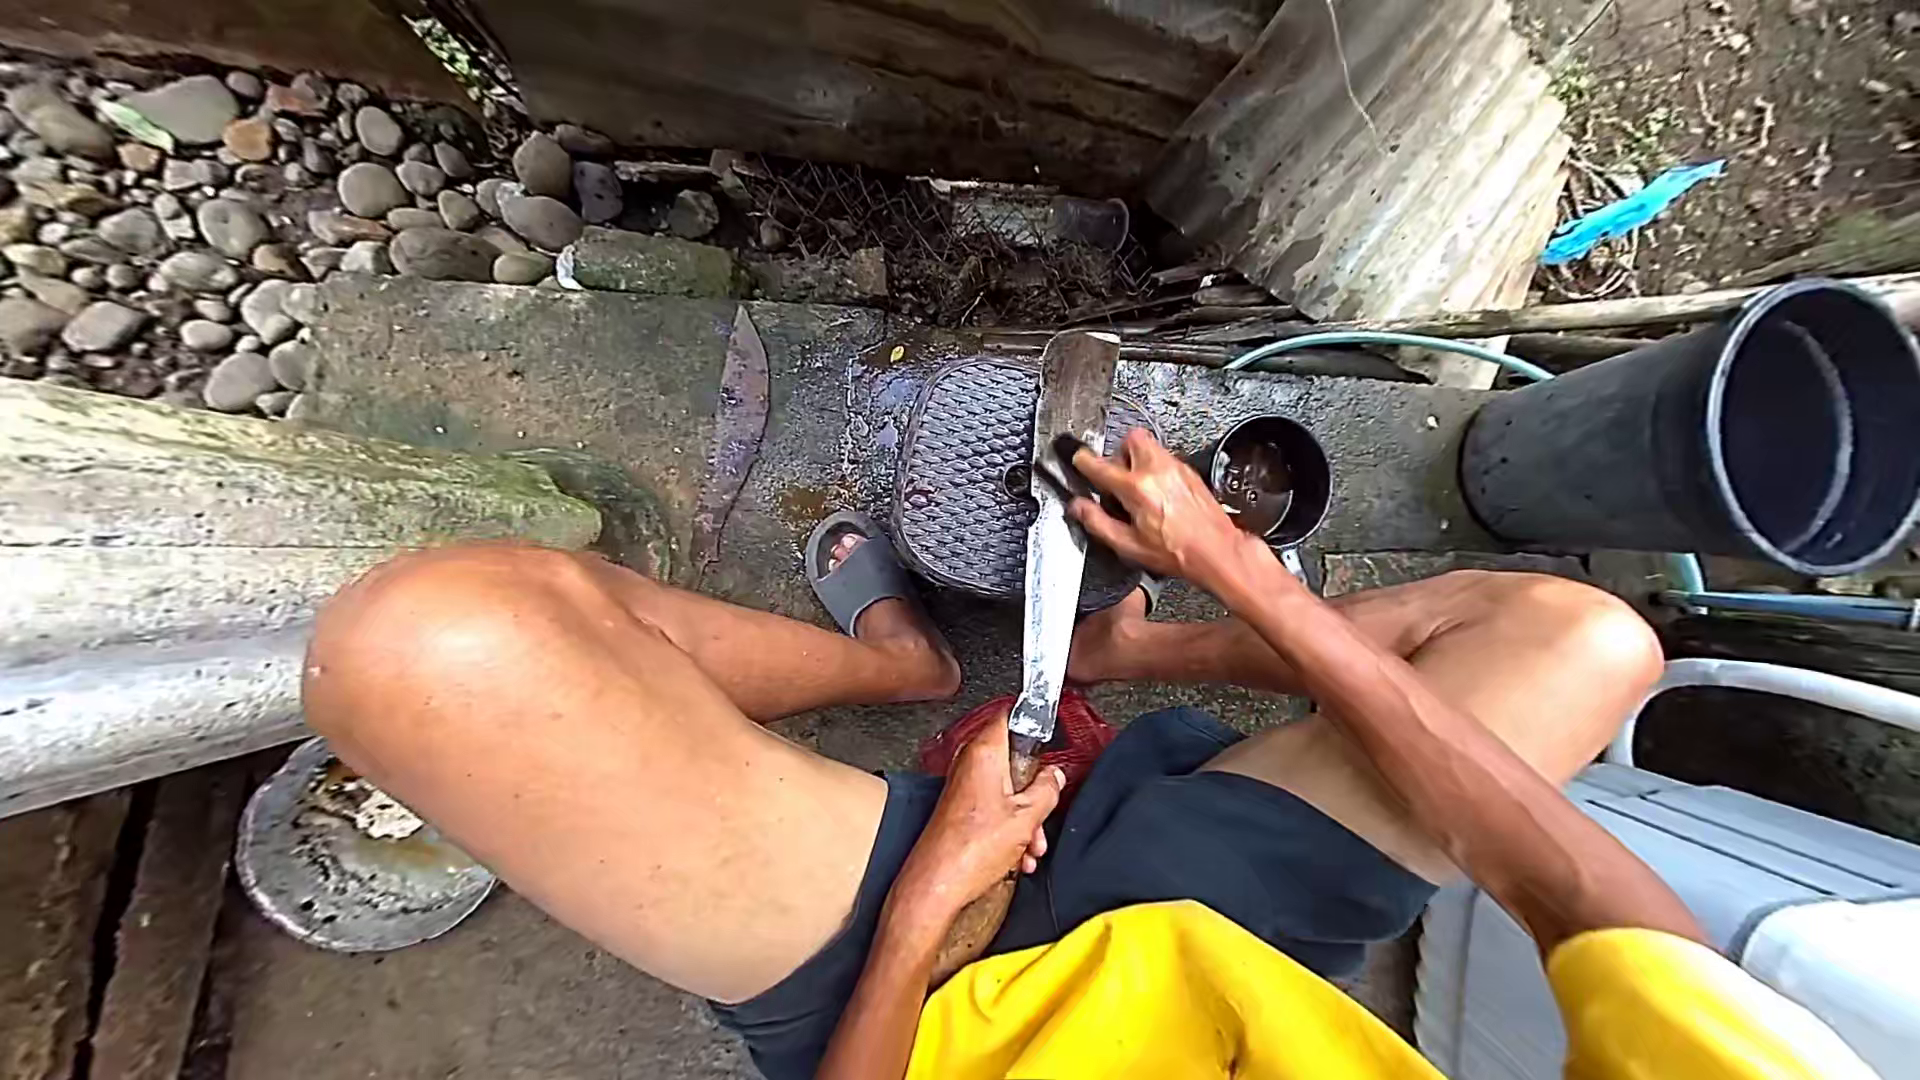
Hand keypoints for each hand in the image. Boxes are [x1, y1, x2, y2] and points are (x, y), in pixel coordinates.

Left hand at [888, 704, 1063, 926]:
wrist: (936, 883)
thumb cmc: (970, 850)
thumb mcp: (1027, 817)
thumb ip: (1047, 789)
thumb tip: (1054, 776)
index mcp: (985, 752)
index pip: (1009, 715)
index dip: (1031, 720)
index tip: (1047, 732)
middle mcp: (970, 761)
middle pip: (1014, 757)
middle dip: (1034, 787)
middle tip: (1043, 808)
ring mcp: (964, 784)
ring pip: (1007, 786)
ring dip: (1026, 814)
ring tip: (1031, 843)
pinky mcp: (961, 806)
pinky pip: (994, 805)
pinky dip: (1010, 825)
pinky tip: (1018, 853)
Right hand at [1070, 429, 1265, 589]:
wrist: (1216, 552)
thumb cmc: (1178, 552)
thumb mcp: (1127, 545)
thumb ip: (1097, 522)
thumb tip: (1078, 507)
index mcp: (1137, 489)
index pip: (1100, 465)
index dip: (1083, 461)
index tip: (1078, 460)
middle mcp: (1157, 471)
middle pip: (1129, 439)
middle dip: (1117, 454)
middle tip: (1114, 475)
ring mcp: (1176, 468)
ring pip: (1149, 444)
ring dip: (1136, 458)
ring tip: (1133, 483)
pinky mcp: (1189, 472)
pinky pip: (1165, 456)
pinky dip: (1153, 467)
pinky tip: (1154, 490)